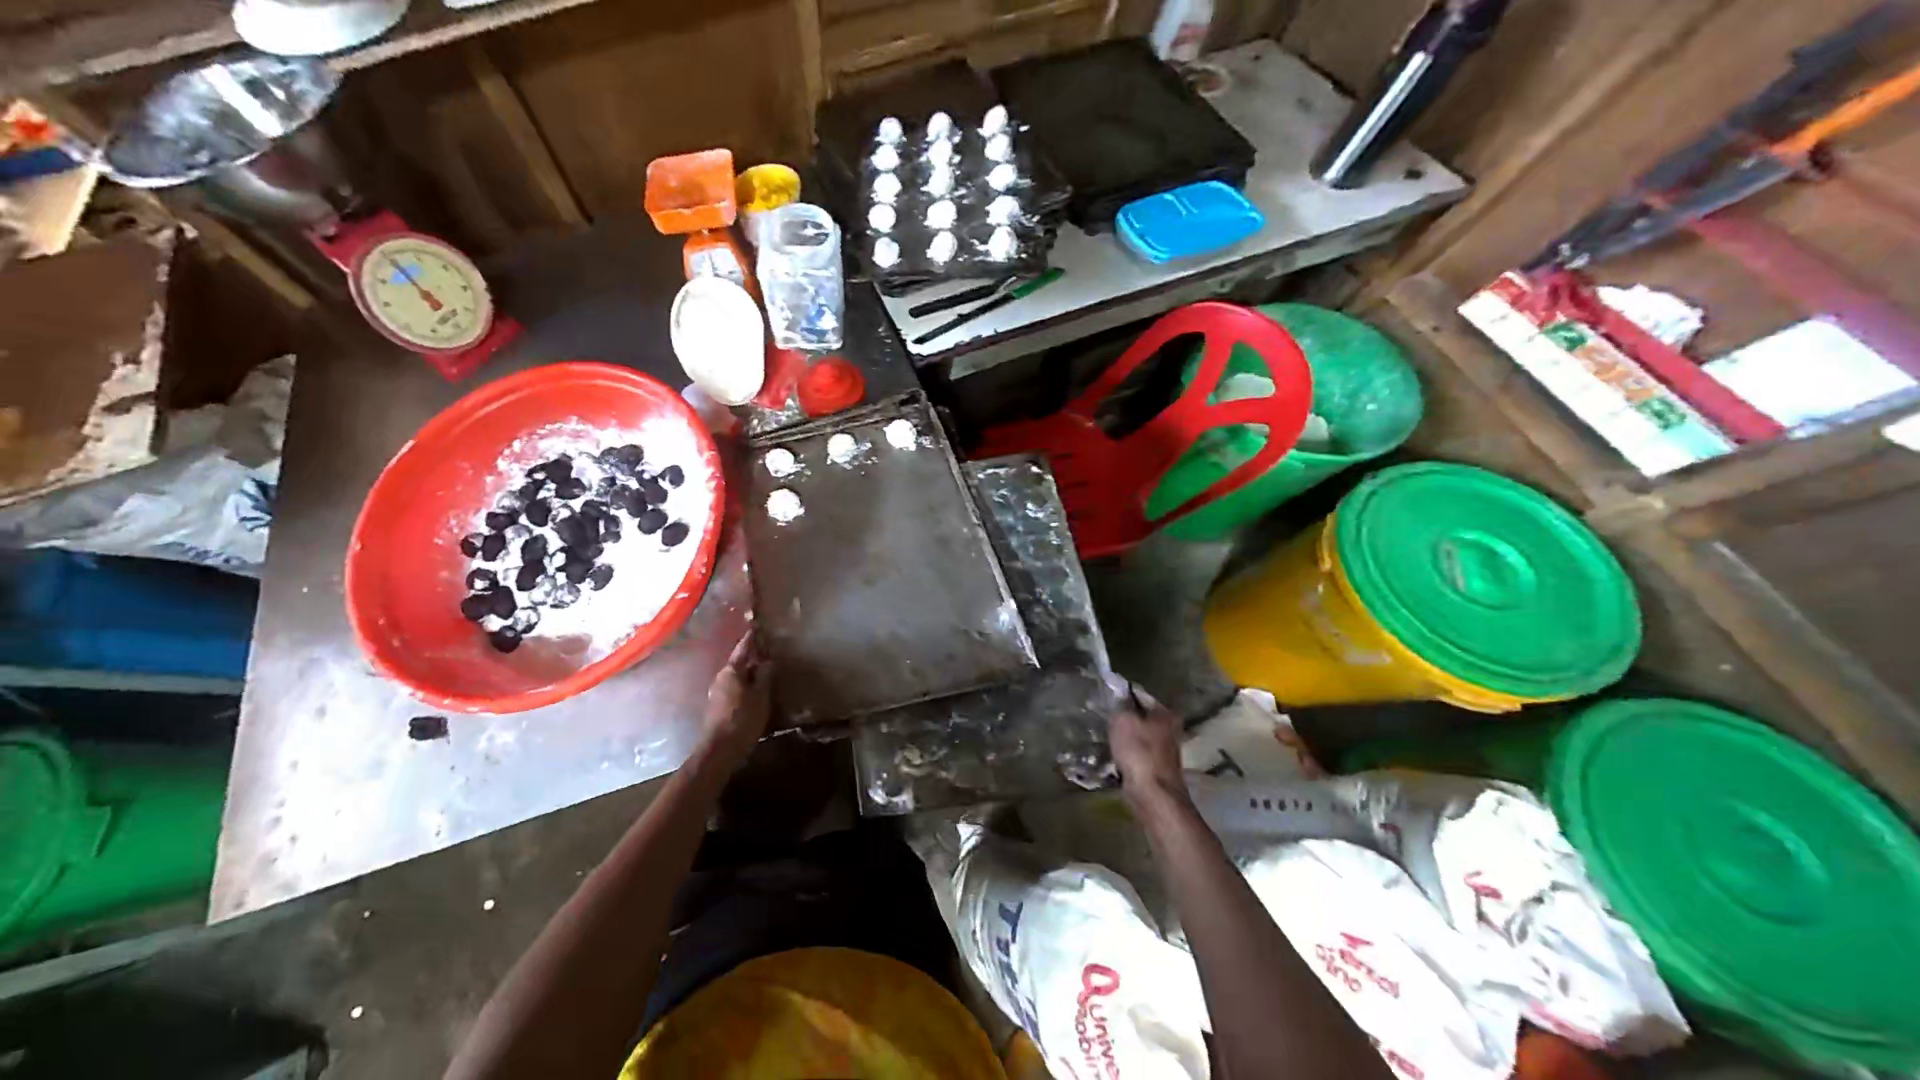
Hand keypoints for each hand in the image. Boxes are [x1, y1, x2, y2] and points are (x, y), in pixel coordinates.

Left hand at [702, 629, 769, 766]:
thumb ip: (764, 675)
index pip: (743, 648)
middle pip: (739, 663)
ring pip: (737, 677)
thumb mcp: (761, 695)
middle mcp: (720, 678)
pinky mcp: (718, 707)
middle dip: (752, 657)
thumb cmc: (743, 718)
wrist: (721, 749)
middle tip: (767, 651)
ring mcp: (717, 693)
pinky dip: (745, 686)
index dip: (751, 638)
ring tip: (764, 672)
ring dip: (749, 674)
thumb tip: (767, 660)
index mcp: (730, 671)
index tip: (756, 626)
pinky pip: (735, 689)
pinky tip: (755, 693)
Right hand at [1106, 678, 1189, 814]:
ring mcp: (1164, 751)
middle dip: (1123, 718)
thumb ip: (1119, 705)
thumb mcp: (1123, 720)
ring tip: (1105, 737)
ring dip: (1123, 738)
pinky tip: (1113, 757)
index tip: (1105, 699)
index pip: (1140, 695)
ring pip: (1138, 737)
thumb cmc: (1139, 752)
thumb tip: (1116, 694)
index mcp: (1166, 713)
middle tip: (1103, 719)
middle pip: (1140, 717)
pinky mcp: (1156, 768)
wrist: (1153, 795)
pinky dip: (1126, 755)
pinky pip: (1136, 755)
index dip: (1122, 696)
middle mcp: (1170, 729)